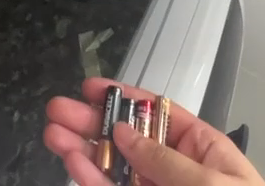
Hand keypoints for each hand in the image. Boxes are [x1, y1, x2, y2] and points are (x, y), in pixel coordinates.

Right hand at [44, 78, 264, 185]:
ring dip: (83, 150)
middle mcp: (175, 170)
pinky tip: (73, 163)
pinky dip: (91, 180)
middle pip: (128, 138)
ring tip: (53, 134)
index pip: (158, 113)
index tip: (90, 87)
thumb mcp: (211, 182)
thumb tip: (125, 132)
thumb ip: (166, 158)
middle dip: (92, 121)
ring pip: (114, 168)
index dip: (124, 98)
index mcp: (201, 149)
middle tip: (57, 109)